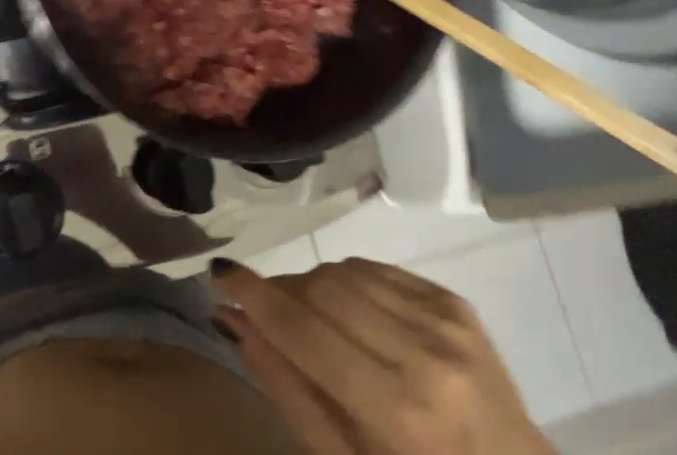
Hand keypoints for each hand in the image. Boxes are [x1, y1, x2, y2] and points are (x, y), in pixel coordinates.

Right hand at [213, 258, 554, 454]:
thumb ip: (284, 388)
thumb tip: (231, 319)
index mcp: (395, 408)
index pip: (300, 327)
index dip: (251, 293)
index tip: (218, 274)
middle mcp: (425, 355)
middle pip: (320, 287)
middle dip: (281, 292)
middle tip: (267, 314)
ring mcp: (448, 325)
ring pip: (345, 271)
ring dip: (313, 286)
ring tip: (313, 319)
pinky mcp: (458, 306)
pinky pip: (376, 268)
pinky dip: (348, 281)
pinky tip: (351, 313)